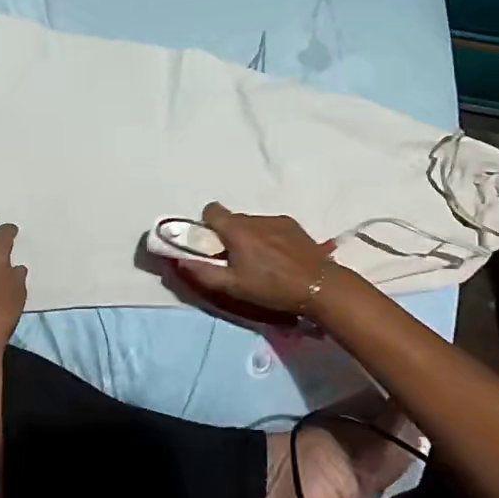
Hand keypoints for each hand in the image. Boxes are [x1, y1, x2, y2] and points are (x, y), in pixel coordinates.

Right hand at [174, 202, 335, 314]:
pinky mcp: (294, 225)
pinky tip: (279, 259)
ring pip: (252, 224)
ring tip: (261, 263)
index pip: (211, 210)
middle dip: (229, 236)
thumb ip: (204, 272)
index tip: (211, 245)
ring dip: (250, 238)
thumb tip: (180, 261)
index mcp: (237, 230)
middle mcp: (255, 218)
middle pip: (232, 219)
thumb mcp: (234, 287)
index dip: (207, 225)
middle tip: (236, 261)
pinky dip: (268, 238)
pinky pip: (271, 227)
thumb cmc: (272, 287)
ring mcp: (276, 220)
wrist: (319, 285)